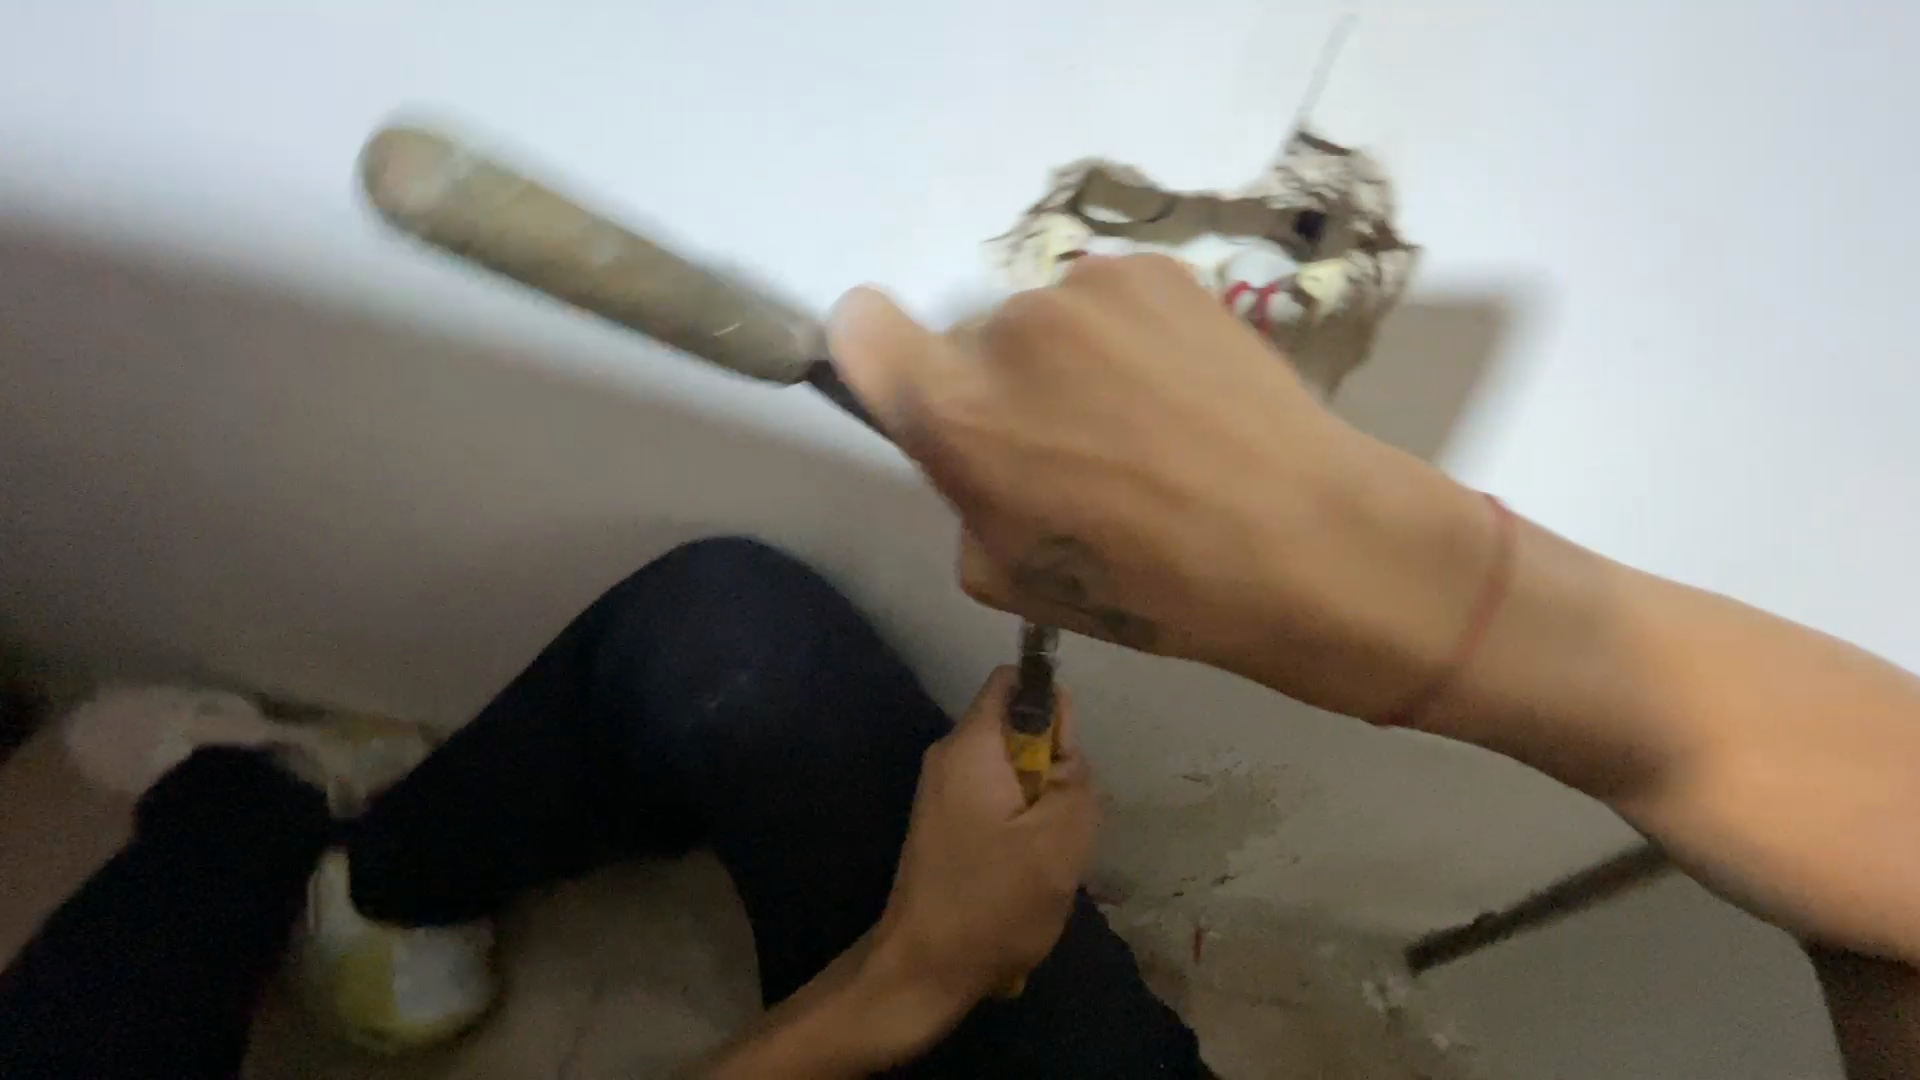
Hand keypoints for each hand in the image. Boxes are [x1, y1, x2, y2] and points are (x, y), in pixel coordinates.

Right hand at [828, 255, 1487, 717]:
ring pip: (1043, 323)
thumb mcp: (1007, 576)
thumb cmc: (1144, 585)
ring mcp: (1089, 289)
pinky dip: (1124, 341)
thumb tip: (979, 449)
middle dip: (999, 389)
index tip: (919, 391)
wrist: (1302, 540)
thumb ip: (962, 494)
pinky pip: (1107, 305)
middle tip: (1072, 449)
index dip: (879, 358)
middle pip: (969, 340)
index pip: (860, 330)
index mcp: (956, 413)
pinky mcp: (1161, 270)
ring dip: (1066, 364)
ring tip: (1144, 427)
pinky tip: (1181, 395)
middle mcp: (1009, 327)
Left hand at [874, 667, 1099, 1006]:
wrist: (921, 969)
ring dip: (1040, 799)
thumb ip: (1076, 780)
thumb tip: (1068, 745)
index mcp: (971, 745)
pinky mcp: (943, 820)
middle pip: (1016, 728)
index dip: (1051, 704)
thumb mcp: (1059, 842)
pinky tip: (1025, 867)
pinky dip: (1019, 820)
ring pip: (1011, 768)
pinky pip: (994, 796)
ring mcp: (942, 789)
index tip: (1069, 758)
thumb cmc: (991, 902)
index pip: (1012, 682)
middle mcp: (950, 755)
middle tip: (1062, 820)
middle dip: (1052, 764)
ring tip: (1045, 851)